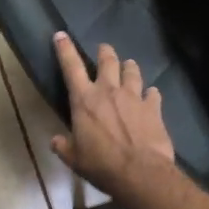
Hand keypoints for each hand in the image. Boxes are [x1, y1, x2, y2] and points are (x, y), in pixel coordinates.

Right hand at [49, 33, 174, 196]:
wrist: (140, 173)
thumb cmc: (101, 165)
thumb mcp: (75, 159)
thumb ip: (64, 147)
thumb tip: (54, 141)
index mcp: (84, 100)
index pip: (71, 67)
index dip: (65, 49)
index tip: (61, 34)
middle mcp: (108, 91)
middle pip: (107, 61)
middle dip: (105, 52)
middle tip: (104, 50)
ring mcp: (133, 97)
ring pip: (132, 71)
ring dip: (130, 68)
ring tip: (130, 67)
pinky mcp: (153, 107)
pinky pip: (153, 93)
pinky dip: (151, 93)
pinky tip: (152, 96)